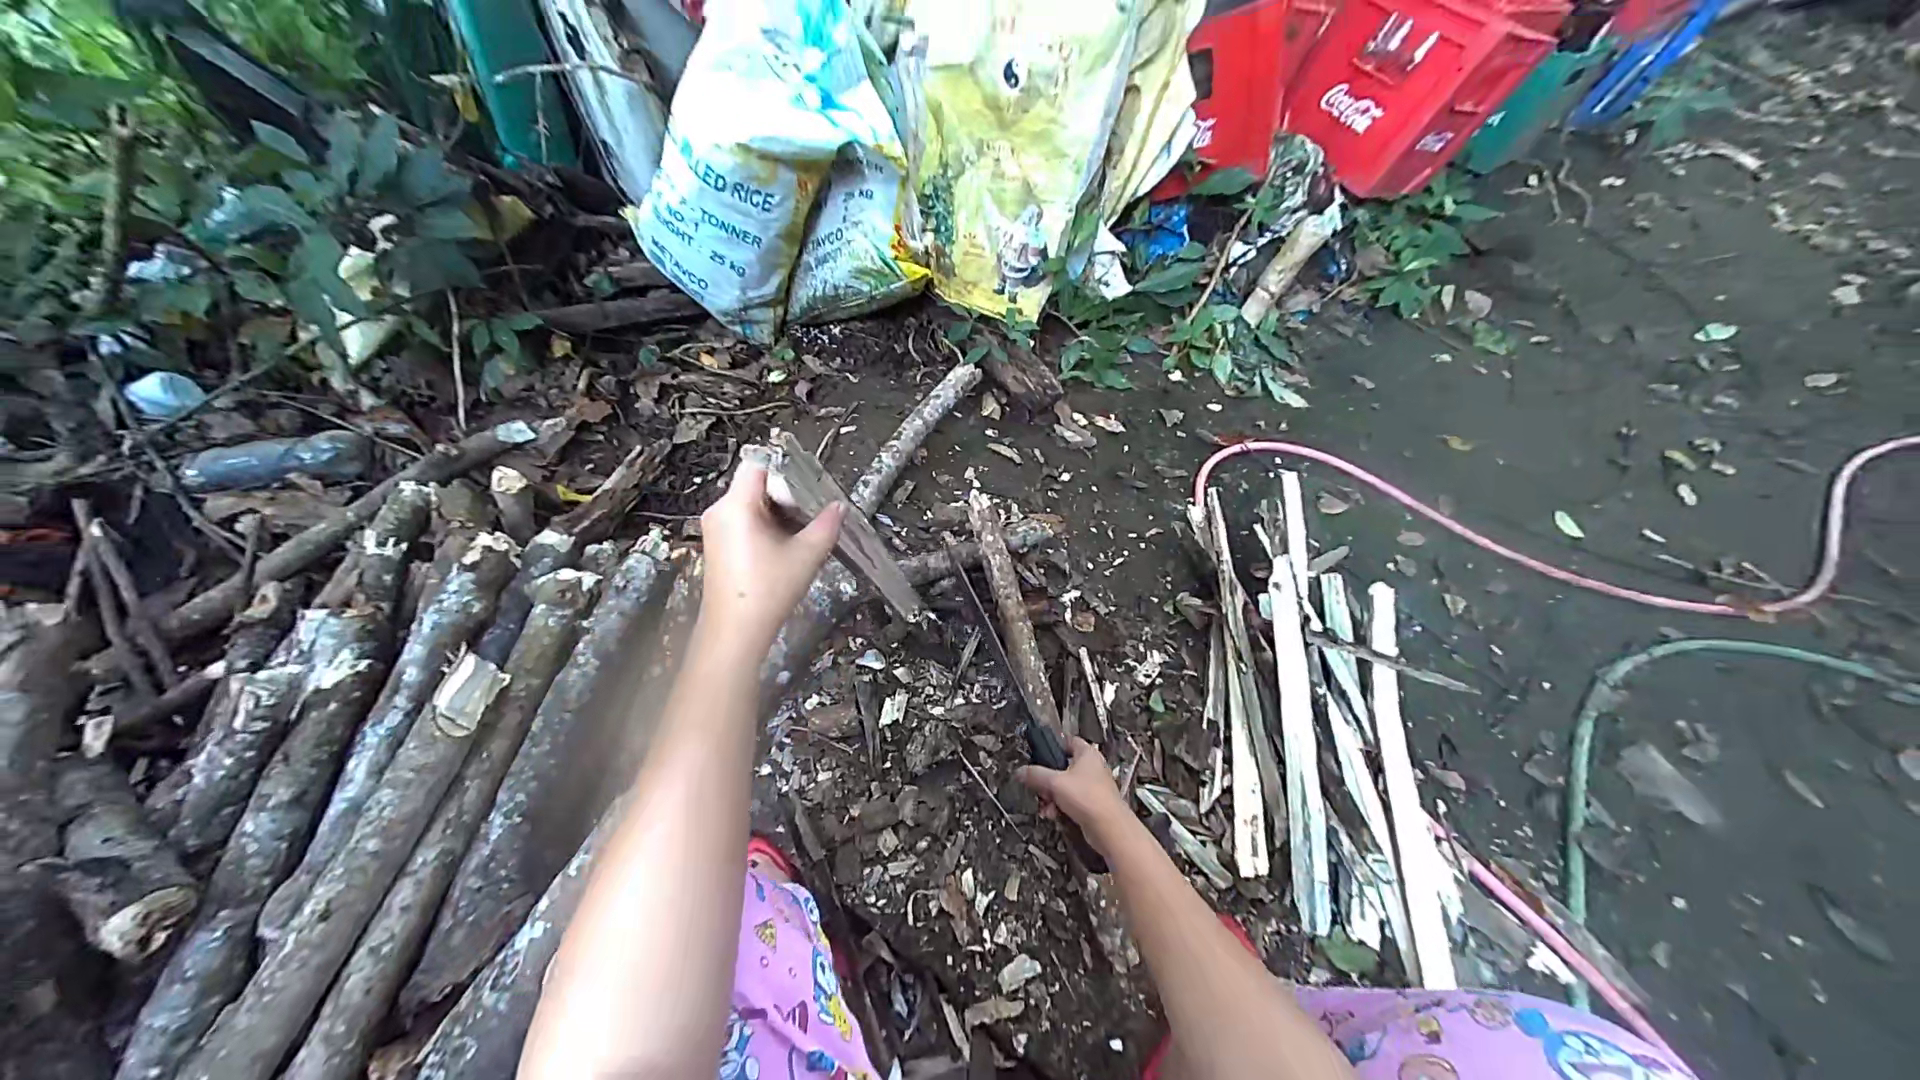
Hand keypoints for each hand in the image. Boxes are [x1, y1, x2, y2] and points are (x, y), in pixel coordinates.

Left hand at [697, 460, 843, 646]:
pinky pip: (743, 521)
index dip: (785, 471)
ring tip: (801, 532)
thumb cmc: (769, 590)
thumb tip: (839, 507)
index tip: (808, 490)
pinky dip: (764, 526)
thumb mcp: (806, 555)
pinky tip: (783, 547)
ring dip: (777, 513)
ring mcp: (715, 529)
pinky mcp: (718, 546)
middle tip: (811, 514)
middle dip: (785, 495)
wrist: (735, 633)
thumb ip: (826, 525)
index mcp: (735, 505)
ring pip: (750, 504)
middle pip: (755, 485)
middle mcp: (719, 511)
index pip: (758, 465)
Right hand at [1016, 737, 1129, 847]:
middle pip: (1063, 767)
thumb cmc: (1087, 797)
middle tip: (1039, 787)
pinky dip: (1061, 806)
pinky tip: (1054, 815)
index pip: (1068, 741)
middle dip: (1048, 780)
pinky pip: (1071, 801)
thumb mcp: (1055, 782)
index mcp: (1087, 754)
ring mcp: (1094, 787)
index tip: (1039, 755)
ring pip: (1065, 786)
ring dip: (1052, 796)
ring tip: (1046, 806)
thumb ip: (1035, 775)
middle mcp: (1092, 767)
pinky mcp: (1093, 804)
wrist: (1109, 829)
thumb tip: (1020, 772)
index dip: (1053, 746)